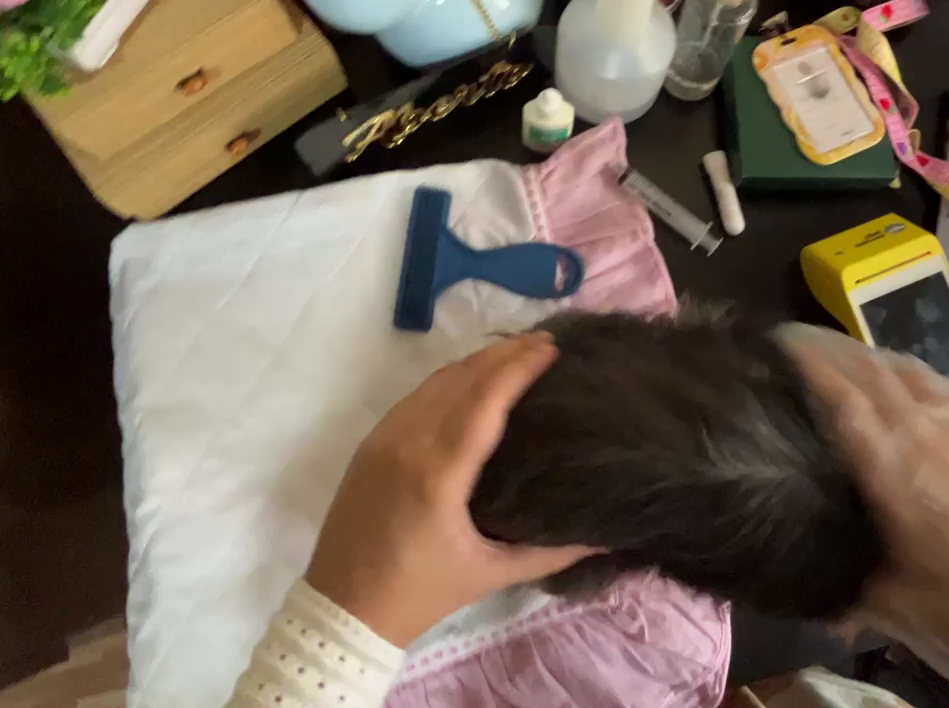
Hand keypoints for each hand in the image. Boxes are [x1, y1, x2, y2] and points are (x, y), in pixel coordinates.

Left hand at [305, 333, 598, 647]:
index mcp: (440, 473)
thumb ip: (551, 554)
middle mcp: (410, 442)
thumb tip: (607, 538)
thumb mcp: (490, 575)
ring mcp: (386, 436)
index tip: (553, 349)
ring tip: (517, 349)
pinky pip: (417, 393)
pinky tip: (474, 374)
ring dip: (479, 359)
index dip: (520, 367)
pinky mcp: (372, 439)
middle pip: (464, 378)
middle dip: (506, 353)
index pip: (486, 400)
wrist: (341, 608)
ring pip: (438, 379)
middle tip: (545, 341)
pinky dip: (452, 376)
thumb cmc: (421, 592)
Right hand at [783, 329, 948, 704]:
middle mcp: (934, 438)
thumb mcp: (896, 611)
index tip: (779, 344)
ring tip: (850, 362)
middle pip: (876, 373)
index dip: (809, 363)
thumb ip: (843, 580)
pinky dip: (922, 380)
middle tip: (803, 347)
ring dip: (877, 361)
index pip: (843, 397)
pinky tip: (915, 391)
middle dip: (836, 353)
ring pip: (916, 373)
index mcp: (898, 473)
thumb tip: (801, 571)